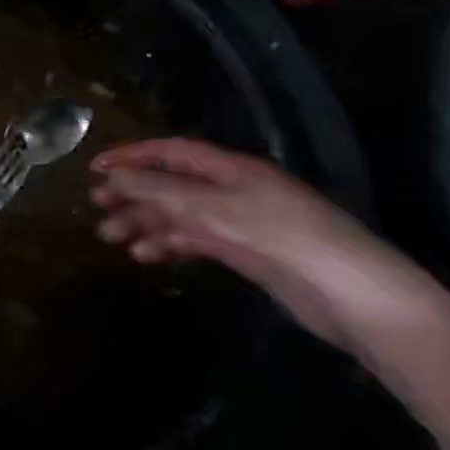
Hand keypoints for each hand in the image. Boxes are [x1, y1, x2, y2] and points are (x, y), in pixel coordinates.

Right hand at [89, 138, 412, 347]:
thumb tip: (112, 176)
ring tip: (112, 238)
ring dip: (142, 223)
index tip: (94, 169)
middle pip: (169, 184)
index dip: (131, 156)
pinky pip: (192, 239)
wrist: (355, 298)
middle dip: (131, 194)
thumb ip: (158, 190)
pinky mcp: (244, 252)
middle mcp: (233, 190)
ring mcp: (239, 222)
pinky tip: (146, 256)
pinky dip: (166, 244)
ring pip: (177, 214)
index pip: (170, 151)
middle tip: (96, 207)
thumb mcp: (211, 209)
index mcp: (231, 169)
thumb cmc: (282, 238)